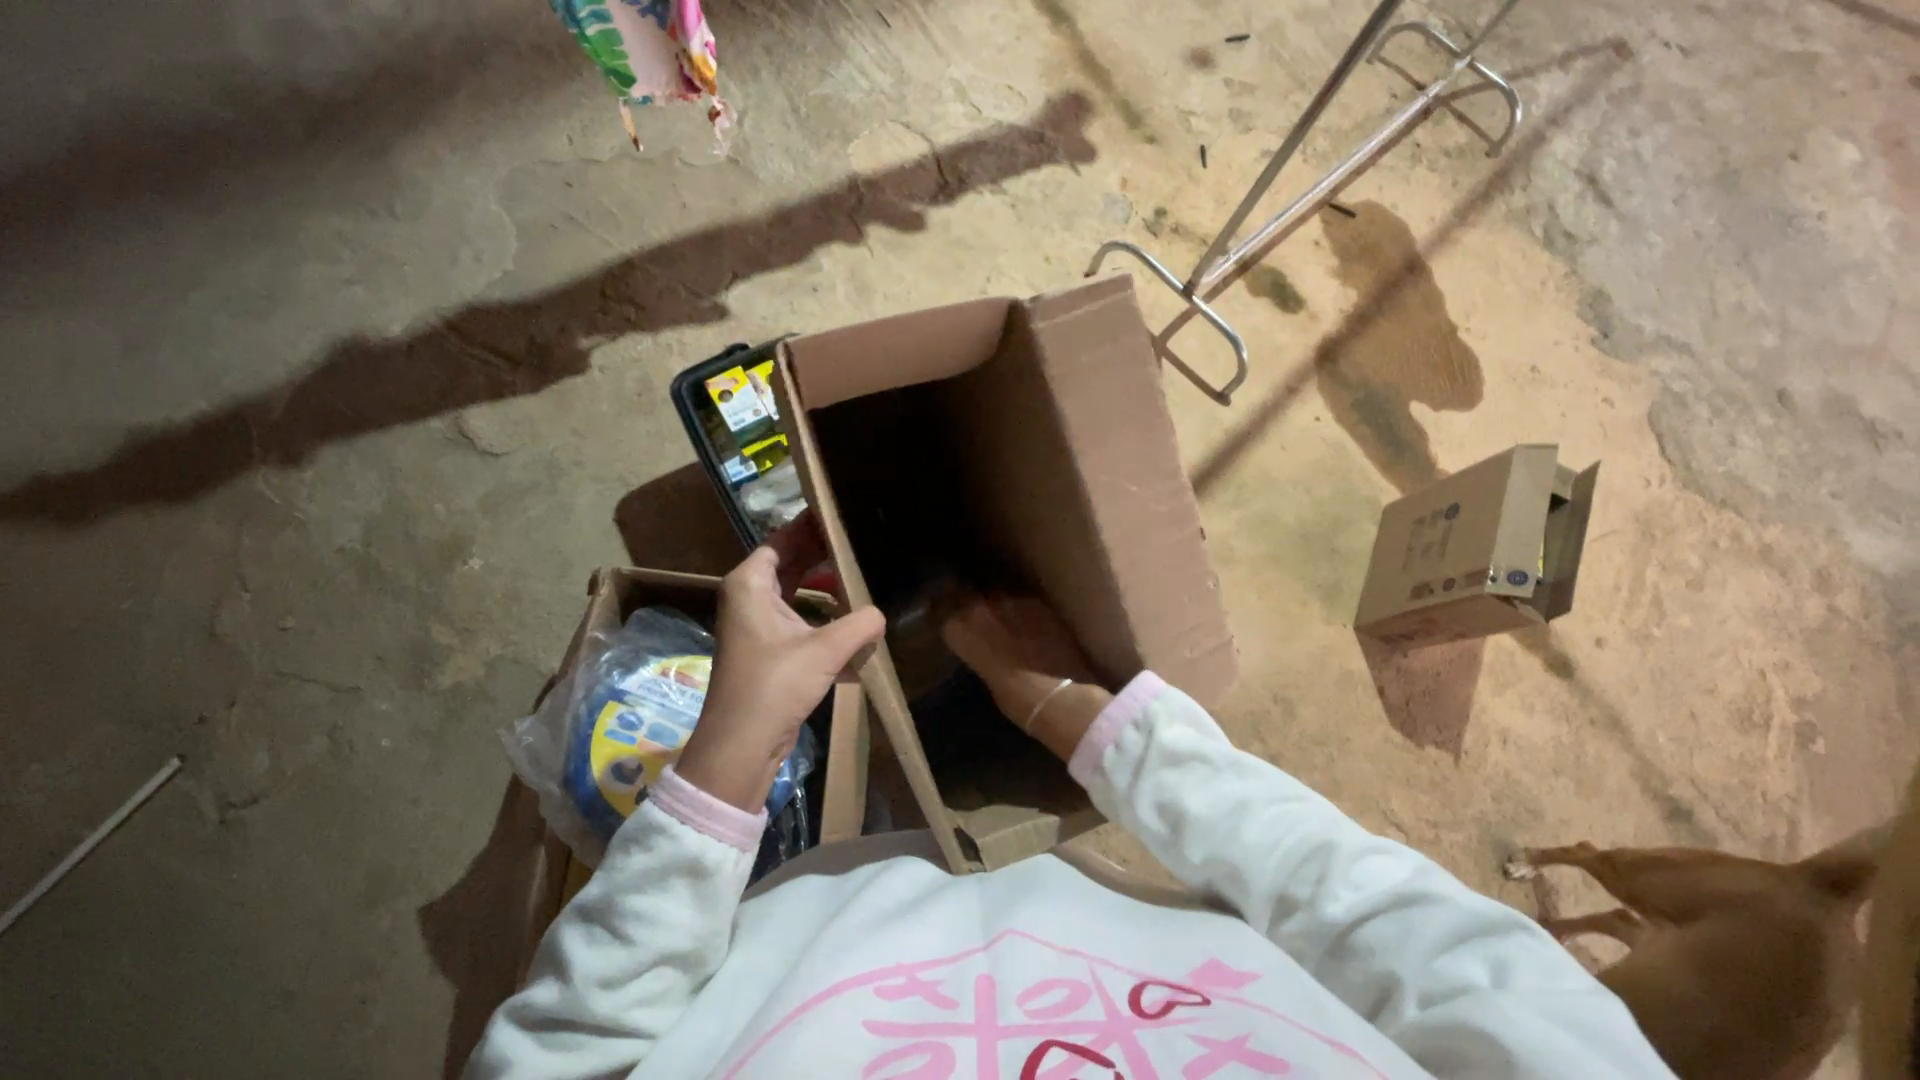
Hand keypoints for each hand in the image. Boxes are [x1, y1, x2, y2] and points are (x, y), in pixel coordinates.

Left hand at [676, 516, 885, 811]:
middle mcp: (749, 599)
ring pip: (796, 596)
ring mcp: (757, 627)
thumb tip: (881, 613)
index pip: (780, 540)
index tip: (839, 514)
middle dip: (822, 555)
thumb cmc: (774, 685)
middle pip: (789, 565)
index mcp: (750, 585)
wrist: (742, 745)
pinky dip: (823, 621)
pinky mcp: (769, 654)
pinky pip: (799, 624)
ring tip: (863, 577)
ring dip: (826, 590)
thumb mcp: (824, 650)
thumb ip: (860, 624)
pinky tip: (856, 627)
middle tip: (859, 541)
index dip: (808, 526)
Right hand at [940, 593, 1113, 761]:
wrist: (1060, 695)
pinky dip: (1024, 612)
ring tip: (1007, 622)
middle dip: (967, 602)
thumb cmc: (1016, 700)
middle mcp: (981, 607)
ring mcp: (1012, 601)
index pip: (940, 610)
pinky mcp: (1040, 602)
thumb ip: (980, 652)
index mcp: (959, 629)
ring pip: (998, 597)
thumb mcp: (987, 675)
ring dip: (999, 607)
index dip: (943, 613)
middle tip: (975, 616)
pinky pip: (1024, 602)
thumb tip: (985, 645)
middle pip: (967, 595)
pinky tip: (1032, 626)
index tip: (946, 618)